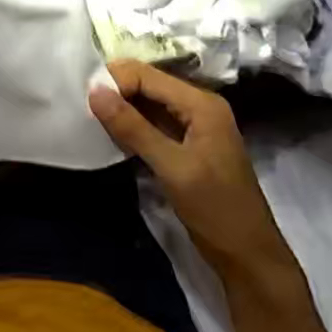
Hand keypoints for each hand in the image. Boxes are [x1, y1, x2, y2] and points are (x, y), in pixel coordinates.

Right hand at [89, 59, 277, 270]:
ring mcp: (194, 125)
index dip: (115, 82)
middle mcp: (198, 105)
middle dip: (116, 92)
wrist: (248, 256)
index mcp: (201, 103)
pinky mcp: (186, 144)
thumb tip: (94, 91)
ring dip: (121, 109)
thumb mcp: (171, 167)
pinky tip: (112, 136)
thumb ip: (133, 127)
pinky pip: (153, 123)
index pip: (147, 75)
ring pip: (148, 103)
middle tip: (83, 109)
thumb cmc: (215, 209)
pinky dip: (132, 126)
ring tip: (91, 120)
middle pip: (148, 84)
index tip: (84, 100)